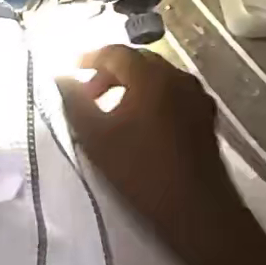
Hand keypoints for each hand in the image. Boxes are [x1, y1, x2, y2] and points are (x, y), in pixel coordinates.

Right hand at [55, 45, 265, 264]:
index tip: (70, 71)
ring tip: (111, 107)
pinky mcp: (206, 117)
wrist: (196, 211)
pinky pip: (173, 92)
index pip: (115, 53)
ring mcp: (196, 97)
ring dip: (131, 83)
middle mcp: (177, 78)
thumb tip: (59, 76)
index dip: (89, 58)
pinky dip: (152, 95)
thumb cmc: (139, 170)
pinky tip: (141, 120)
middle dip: (109, 71)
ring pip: (157, 76)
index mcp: (150, 77)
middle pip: (138, 60)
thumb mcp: (94, 135)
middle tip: (88, 92)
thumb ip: (73, 99)